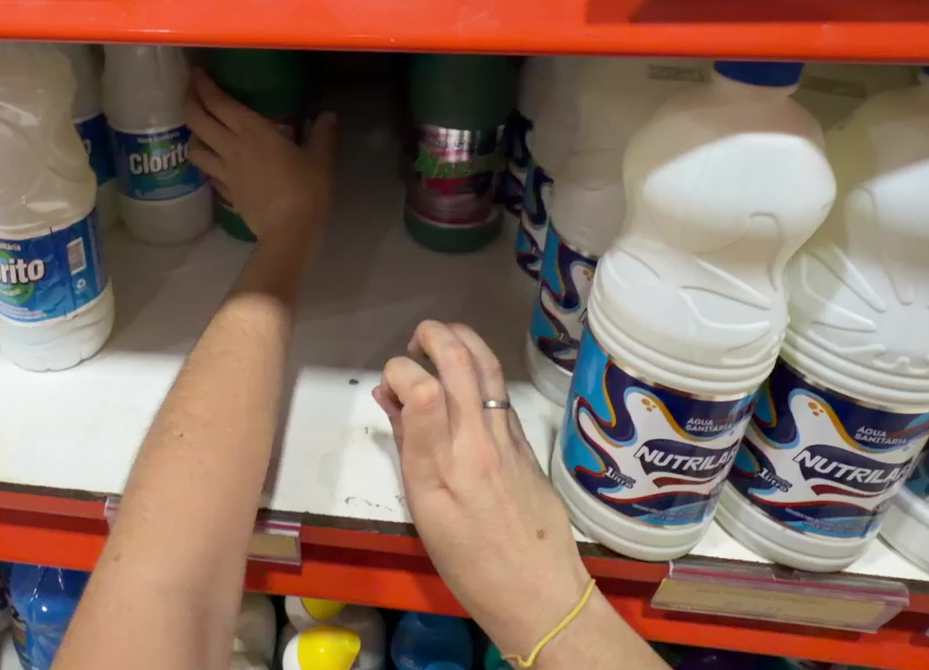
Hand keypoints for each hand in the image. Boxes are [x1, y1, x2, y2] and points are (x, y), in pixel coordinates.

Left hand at [185, 68, 334, 247]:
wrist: (289, 230)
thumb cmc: (306, 189)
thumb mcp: (320, 158)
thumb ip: (323, 134)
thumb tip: (329, 115)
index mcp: (253, 131)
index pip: (218, 102)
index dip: (204, 85)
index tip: (198, 72)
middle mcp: (232, 146)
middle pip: (197, 120)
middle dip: (189, 101)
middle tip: (191, 91)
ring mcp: (225, 171)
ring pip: (194, 148)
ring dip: (192, 135)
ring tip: (199, 130)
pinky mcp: (226, 191)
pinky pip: (208, 172)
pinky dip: (206, 163)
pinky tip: (214, 162)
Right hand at [374, 321, 591, 656]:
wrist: (540, 595)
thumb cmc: (468, 563)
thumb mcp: (421, 511)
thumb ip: (406, 445)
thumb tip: (388, 395)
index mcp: (441, 468)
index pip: (423, 391)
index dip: (399, 371)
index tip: (391, 384)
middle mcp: (476, 441)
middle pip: (458, 361)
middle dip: (431, 335)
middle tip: (414, 345)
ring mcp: (506, 436)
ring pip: (486, 364)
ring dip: (459, 337)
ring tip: (438, 341)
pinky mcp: (526, 439)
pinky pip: (499, 388)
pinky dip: (477, 366)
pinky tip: (464, 376)